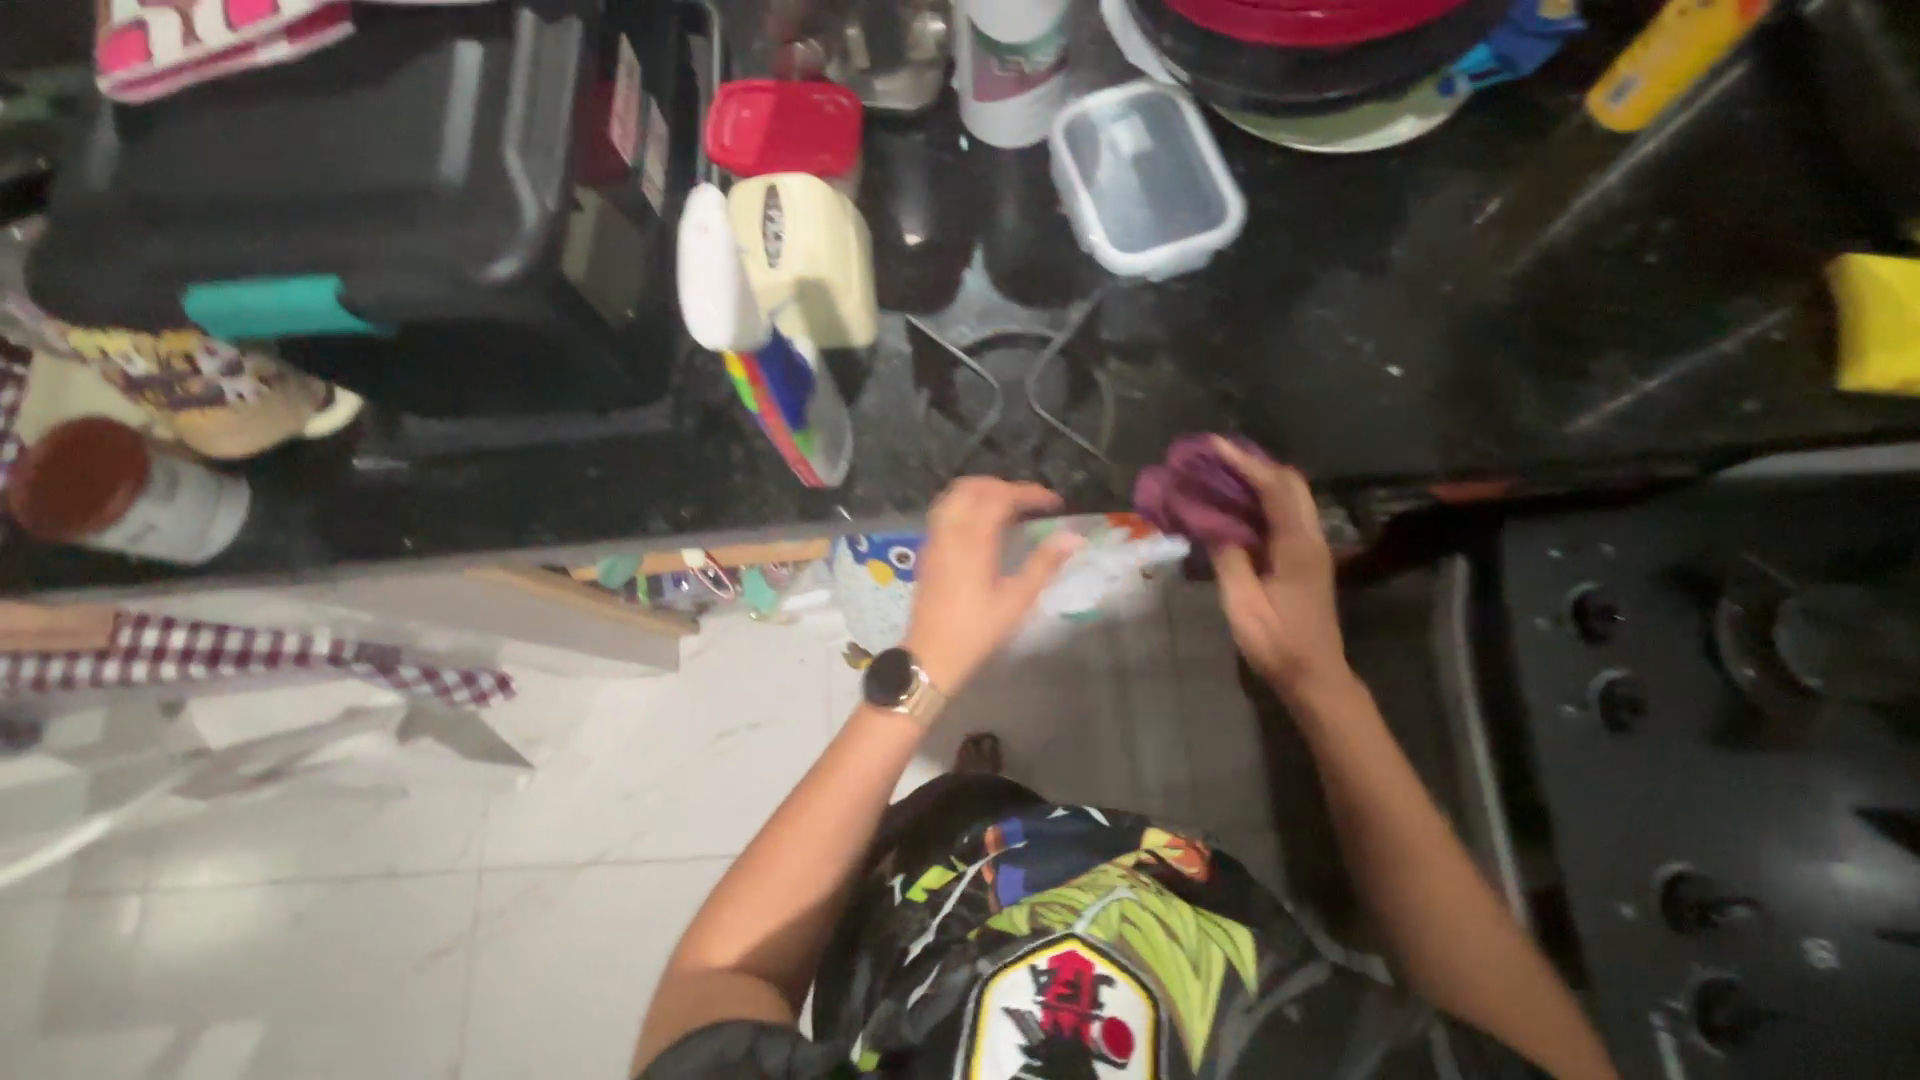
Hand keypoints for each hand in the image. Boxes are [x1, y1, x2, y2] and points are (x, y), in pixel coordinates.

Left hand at [904, 478, 1084, 693]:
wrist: (931, 655)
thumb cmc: (977, 630)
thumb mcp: (1017, 599)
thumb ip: (1044, 564)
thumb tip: (1073, 537)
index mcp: (972, 540)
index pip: (1001, 497)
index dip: (1029, 493)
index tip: (1053, 502)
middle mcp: (949, 531)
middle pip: (972, 487)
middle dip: (1002, 486)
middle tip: (1029, 501)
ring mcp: (933, 540)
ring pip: (953, 497)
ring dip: (981, 493)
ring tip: (1007, 508)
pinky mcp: (927, 552)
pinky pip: (944, 513)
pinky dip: (965, 506)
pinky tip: (982, 527)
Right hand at [1209, 439, 1350, 696]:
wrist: (1315, 675)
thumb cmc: (1278, 644)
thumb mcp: (1244, 606)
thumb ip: (1229, 560)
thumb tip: (1213, 525)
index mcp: (1297, 546)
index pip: (1274, 488)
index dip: (1244, 463)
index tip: (1213, 446)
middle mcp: (1311, 538)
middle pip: (1289, 483)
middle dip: (1253, 463)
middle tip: (1213, 457)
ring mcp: (1312, 548)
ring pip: (1290, 497)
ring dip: (1258, 480)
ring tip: (1219, 474)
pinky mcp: (1305, 559)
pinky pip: (1285, 515)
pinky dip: (1261, 500)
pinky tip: (1234, 506)